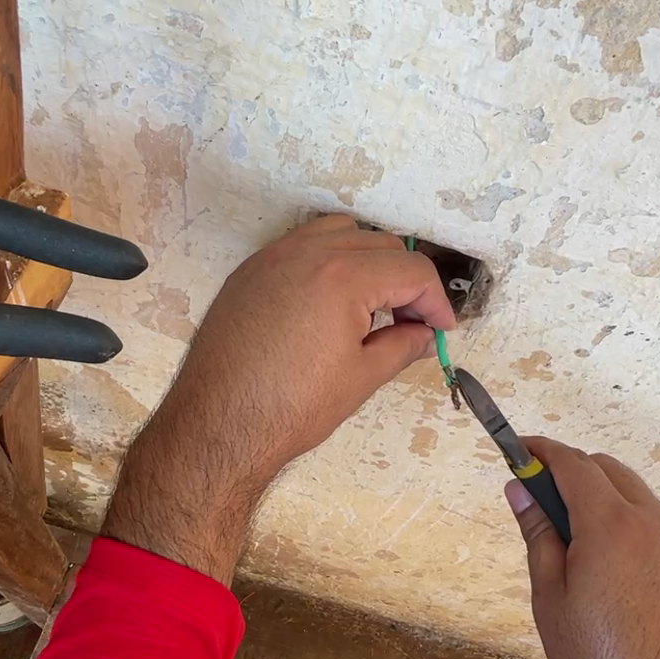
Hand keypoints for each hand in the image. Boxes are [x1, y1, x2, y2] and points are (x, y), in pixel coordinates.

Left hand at [102, 215, 453, 582]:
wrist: (218, 425)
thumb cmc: (292, 407)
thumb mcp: (361, 378)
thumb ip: (403, 346)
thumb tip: (425, 336)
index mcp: (343, 275)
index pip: (411, 270)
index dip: (436, 302)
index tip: (441, 331)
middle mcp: (308, 251)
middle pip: (381, 245)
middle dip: (406, 281)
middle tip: (412, 323)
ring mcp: (273, 256)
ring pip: (341, 233)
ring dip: (368, 260)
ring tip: (373, 305)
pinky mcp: (250, 271)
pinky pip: (302, 245)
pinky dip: (329, 259)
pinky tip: (330, 300)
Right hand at [507, 439, 659, 658]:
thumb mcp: (552, 601)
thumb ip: (539, 535)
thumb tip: (520, 489)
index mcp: (611, 523)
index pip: (573, 462)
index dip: (541, 450)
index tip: (516, 452)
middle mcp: (654, 521)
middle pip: (608, 469)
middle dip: (571, 471)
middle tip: (540, 505)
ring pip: (636, 495)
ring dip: (602, 497)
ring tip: (575, 546)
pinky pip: (657, 524)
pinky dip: (627, 522)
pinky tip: (613, 570)